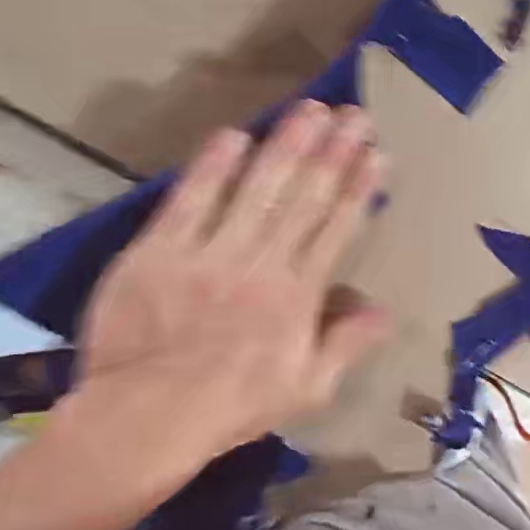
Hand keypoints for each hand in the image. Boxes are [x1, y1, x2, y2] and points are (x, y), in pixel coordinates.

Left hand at [46, 101, 392, 512]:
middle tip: (352, 114)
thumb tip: (386, 310)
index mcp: (298, 295)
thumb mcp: (308, 389)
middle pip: (303, 197)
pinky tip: (234, 135)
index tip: (375, 153)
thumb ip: (347, 344)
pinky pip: (190, 201)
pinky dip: (212, 167)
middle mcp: (261, 264)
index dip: (358, 187)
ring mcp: (208, 253)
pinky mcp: (158, 251)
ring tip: (310, 109)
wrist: (143, 420)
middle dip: (332, 152)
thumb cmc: (233, 407)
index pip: (336, 229)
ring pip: (255, 189)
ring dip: (285, 145)